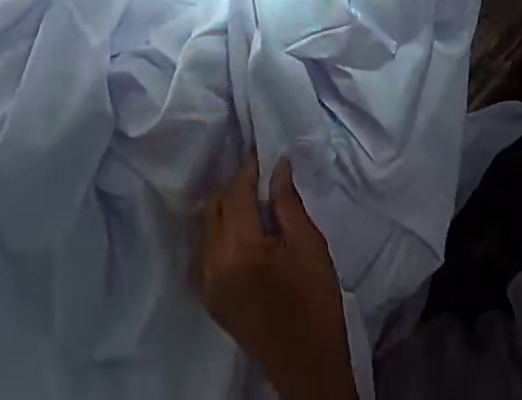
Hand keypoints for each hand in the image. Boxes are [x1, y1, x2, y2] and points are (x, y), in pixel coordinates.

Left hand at [194, 154, 355, 399]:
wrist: (308, 368)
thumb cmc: (315, 303)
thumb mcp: (310, 246)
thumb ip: (287, 202)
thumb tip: (278, 165)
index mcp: (239, 249)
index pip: (235, 193)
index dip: (248, 169)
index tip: (261, 152)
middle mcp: (213, 262)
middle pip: (215, 205)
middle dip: (236, 186)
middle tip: (261, 176)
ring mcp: (207, 282)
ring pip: (208, 225)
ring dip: (227, 207)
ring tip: (254, 200)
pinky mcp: (209, 296)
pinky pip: (208, 248)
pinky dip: (222, 230)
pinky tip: (245, 228)